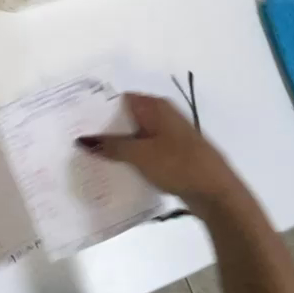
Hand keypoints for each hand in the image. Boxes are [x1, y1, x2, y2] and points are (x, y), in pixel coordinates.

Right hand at [77, 93, 253, 216]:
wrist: (216, 192)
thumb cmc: (178, 165)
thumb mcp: (139, 155)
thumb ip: (110, 146)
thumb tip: (83, 140)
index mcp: (156, 107)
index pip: (120, 100)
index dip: (98, 109)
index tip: (77, 122)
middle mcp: (163, 116)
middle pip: (127, 118)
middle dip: (105, 130)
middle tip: (79, 143)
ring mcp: (170, 136)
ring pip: (136, 136)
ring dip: (118, 147)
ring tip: (92, 158)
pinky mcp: (174, 155)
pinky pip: (146, 151)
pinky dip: (132, 158)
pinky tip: (117, 171)